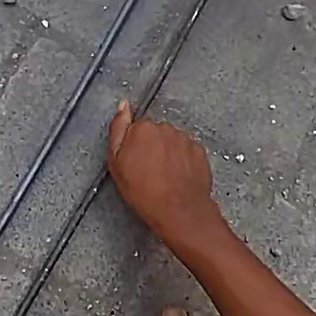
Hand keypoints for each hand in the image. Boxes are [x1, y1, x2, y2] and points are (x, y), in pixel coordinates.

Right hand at [107, 101, 226, 244]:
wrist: (178, 209)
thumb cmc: (145, 191)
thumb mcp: (116, 162)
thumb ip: (118, 129)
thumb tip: (123, 106)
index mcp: (143, 128)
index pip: (136, 128)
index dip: (134, 145)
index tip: (135, 160)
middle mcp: (166, 129)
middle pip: (156, 133)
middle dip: (152, 148)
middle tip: (148, 171)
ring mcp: (184, 139)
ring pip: (172, 142)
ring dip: (168, 154)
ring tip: (164, 177)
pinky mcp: (199, 151)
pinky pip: (187, 152)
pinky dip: (183, 161)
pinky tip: (177, 177)